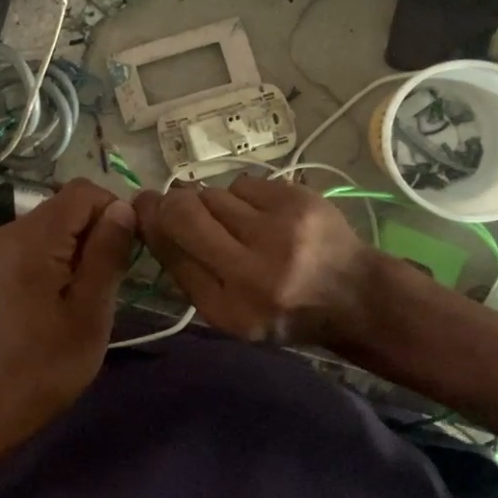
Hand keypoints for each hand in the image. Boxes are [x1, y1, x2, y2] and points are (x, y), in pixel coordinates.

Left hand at [0, 179, 134, 468]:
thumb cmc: (51, 362)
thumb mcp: (92, 309)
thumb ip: (107, 252)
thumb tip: (123, 207)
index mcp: (32, 237)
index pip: (83, 192)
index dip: (114, 211)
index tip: (131, 250)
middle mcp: (12, 229)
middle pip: (69, 204)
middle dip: (100, 229)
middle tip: (115, 276)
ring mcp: (4, 245)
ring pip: (59, 222)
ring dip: (84, 244)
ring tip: (96, 288)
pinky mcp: (4, 262)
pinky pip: (44, 240)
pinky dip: (66, 255)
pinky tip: (74, 291)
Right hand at [134, 174, 376, 346]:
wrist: (356, 297)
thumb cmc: (282, 312)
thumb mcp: (227, 313)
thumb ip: (185, 268)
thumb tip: (147, 215)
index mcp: (231, 308)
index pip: (171, 249)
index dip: (150, 222)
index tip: (141, 208)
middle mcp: (256, 271)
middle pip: (185, 211)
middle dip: (172, 203)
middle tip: (174, 205)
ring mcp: (281, 230)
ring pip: (214, 194)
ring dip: (213, 205)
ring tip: (235, 225)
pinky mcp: (298, 200)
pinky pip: (243, 184)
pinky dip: (243, 196)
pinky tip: (261, 216)